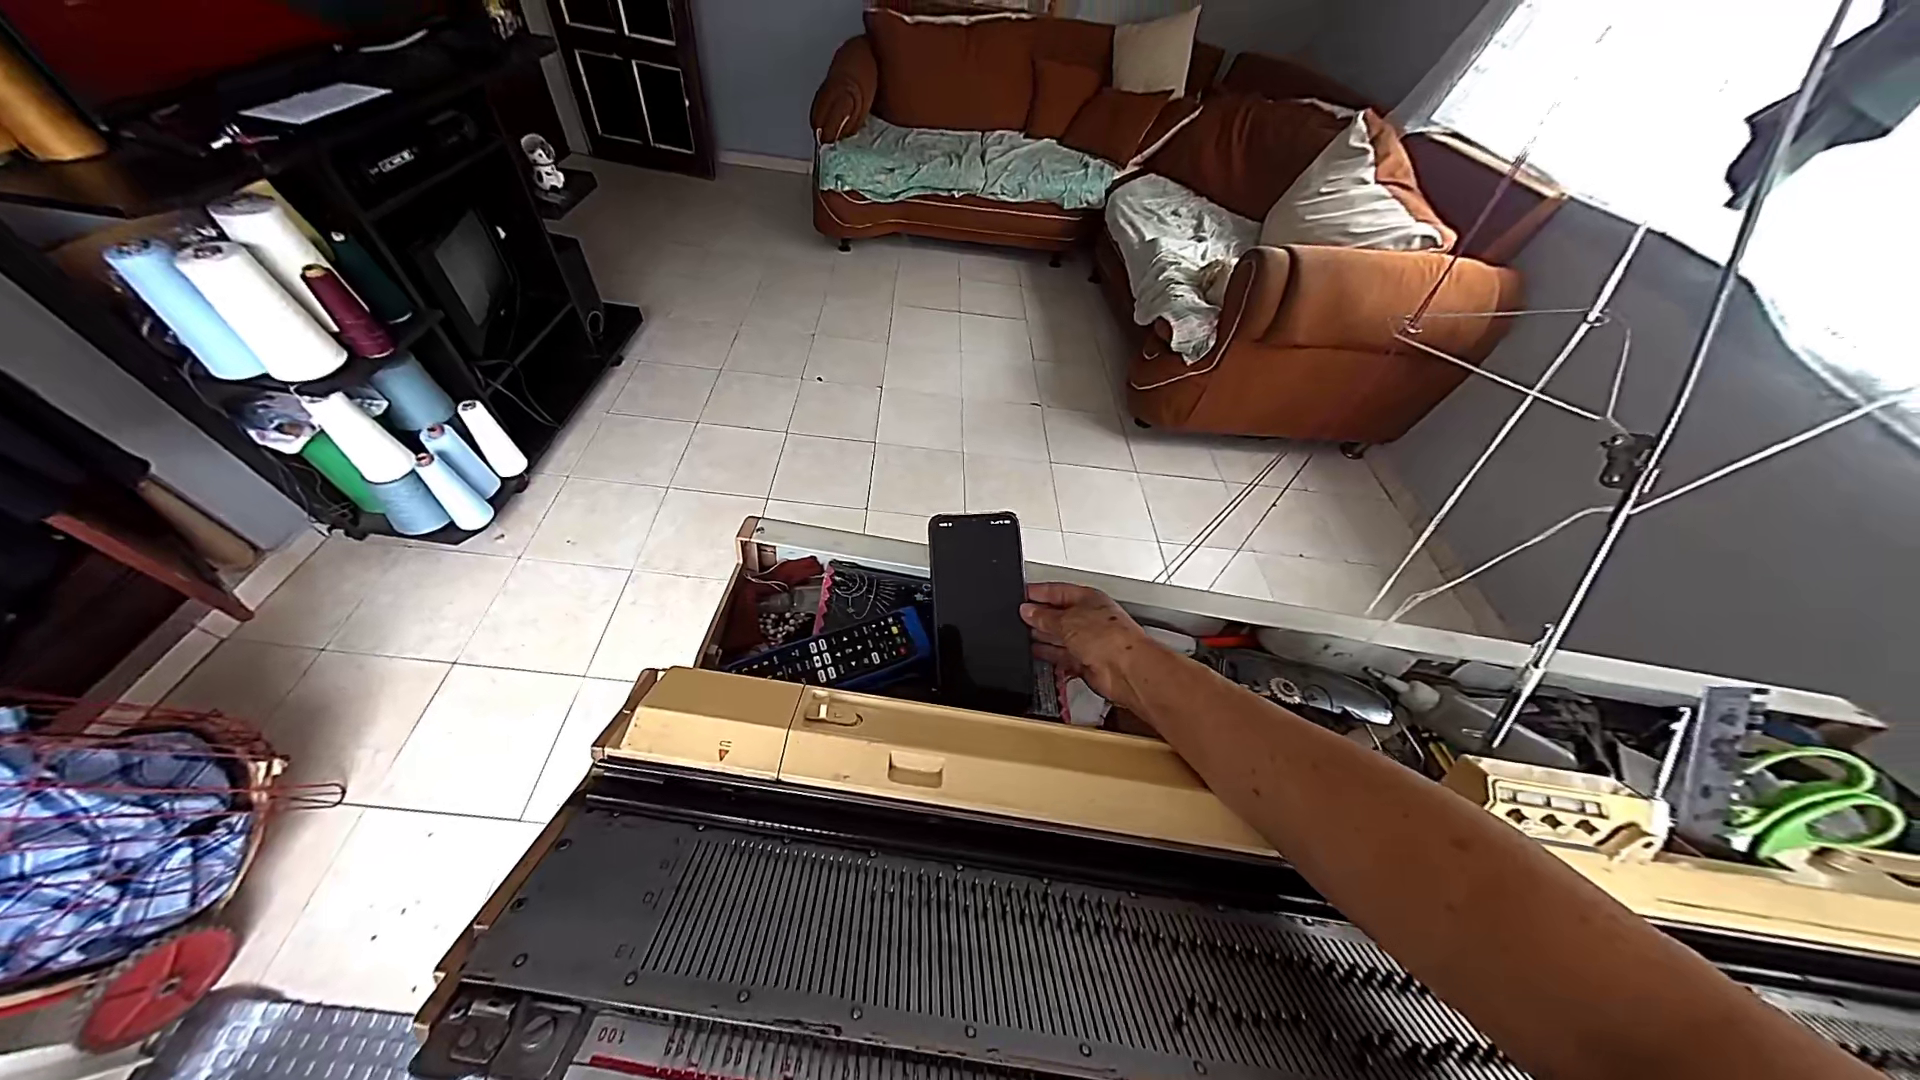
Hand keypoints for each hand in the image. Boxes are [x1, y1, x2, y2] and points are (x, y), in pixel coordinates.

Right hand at [1020, 582, 1160, 713]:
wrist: (1126, 669)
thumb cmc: (1112, 638)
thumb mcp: (1067, 621)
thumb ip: (1044, 616)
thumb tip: (1028, 611)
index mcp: (1089, 599)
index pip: (1059, 591)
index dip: (1039, 592)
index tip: (1022, 594)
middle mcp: (1090, 619)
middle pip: (1059, 614)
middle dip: (1039, 615)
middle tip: (1019, 616)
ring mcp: (1089, 641)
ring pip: (1059, 636)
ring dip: (1042, 635)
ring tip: (1022, 634)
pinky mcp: (1086, 662)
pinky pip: (1062, 655)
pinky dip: (1049, 654)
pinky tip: (1037, 652)